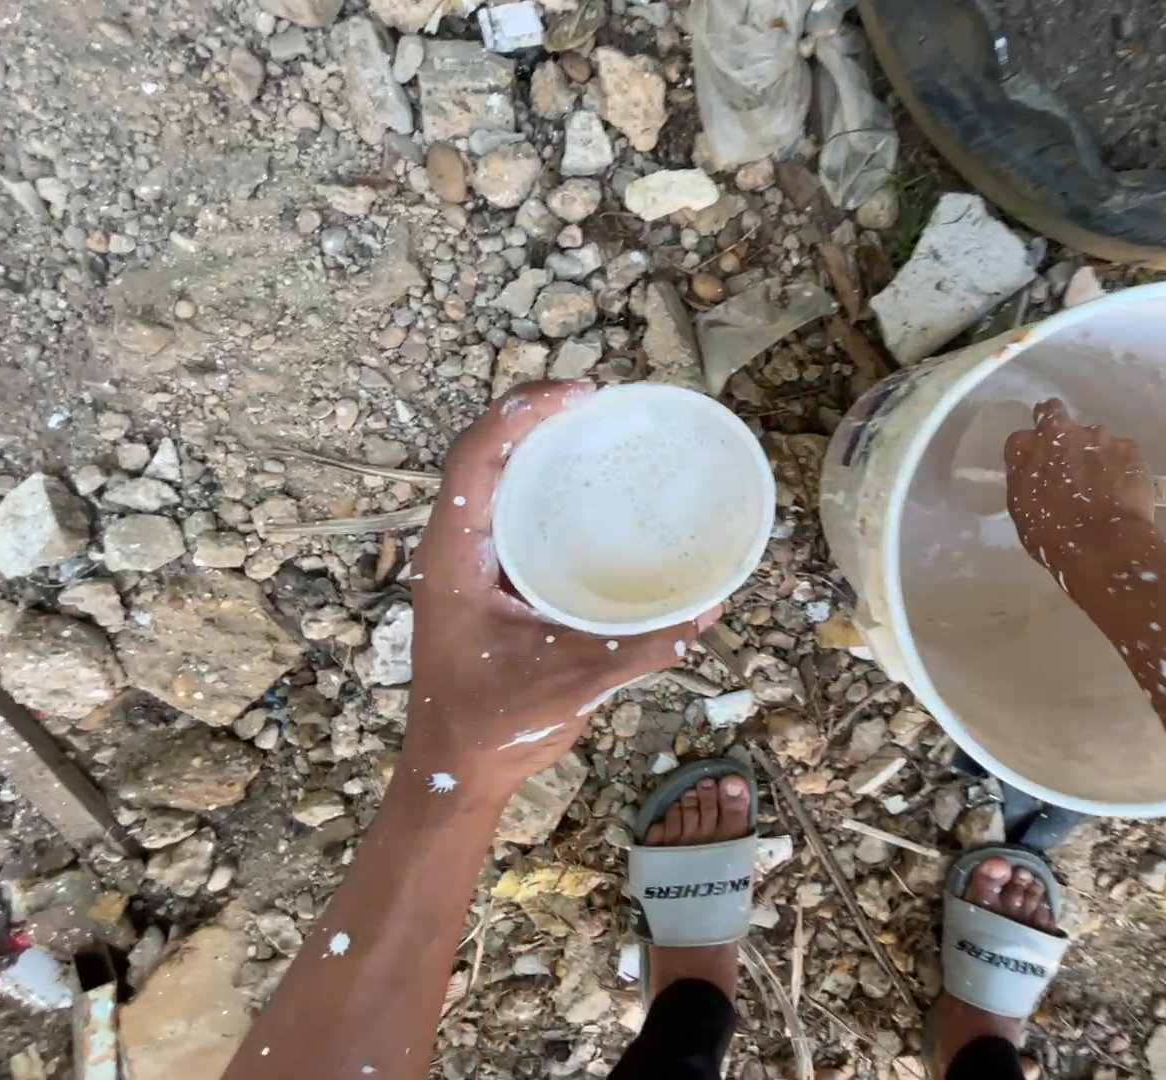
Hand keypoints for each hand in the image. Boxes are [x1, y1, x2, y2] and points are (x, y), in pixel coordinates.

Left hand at [407, 381, 716, 796]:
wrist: (457, 768)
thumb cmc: (495, 724)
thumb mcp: (573, 683)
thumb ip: (645, 647)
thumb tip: (710, 607)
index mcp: (456, 558)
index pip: (475, 457)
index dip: (523, 412)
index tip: (583, 395)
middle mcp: (457, 548)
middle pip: (486, 454)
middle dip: (538, 415)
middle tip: (601, 404)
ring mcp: (472, 563)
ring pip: (499, 480)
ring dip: (542, 448)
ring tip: (599, 434)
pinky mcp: (493, 580)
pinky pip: (517, 514)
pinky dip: (551, 490)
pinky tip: (594, 498)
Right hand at [1003, 398, 1156, 558]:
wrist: (1102, 546)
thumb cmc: (1051, 535)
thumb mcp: (1021, 507)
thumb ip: (1025, 477)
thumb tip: (1034, 469)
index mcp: (1026, 448)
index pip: (1021, 438)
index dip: (1031, 451)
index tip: (1038, 466)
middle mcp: (1060, 431)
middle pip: (1053, 413)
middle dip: (1056, 425)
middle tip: (1064, 452)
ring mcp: (1098, 436)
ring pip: (1092, 437)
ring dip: (1093, 453)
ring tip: (1102, 484)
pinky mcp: (1129, 447)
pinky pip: (1121, 453)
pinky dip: (1120, 466)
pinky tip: (1122, 491)